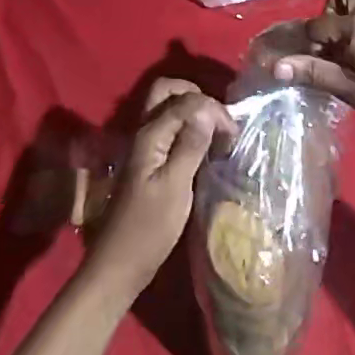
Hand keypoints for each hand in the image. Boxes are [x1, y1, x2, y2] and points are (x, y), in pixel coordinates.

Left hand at [89, 79, 235, 291]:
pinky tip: (204, 146)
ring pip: (166, 109)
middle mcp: (143, 131)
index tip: (233, 131)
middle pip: (166, 92)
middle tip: (221, 119)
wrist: (120, 262)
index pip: (184, 101)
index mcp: (149, 134)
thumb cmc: (149, 228)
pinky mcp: (149, 160)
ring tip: (218, 131)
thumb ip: (190, 145)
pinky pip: (168, 128)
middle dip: (196, 96)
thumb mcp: (175, 187)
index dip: (211, 108)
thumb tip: (207, 107)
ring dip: (192, 110)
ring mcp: (144, 145)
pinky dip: (187, 127)